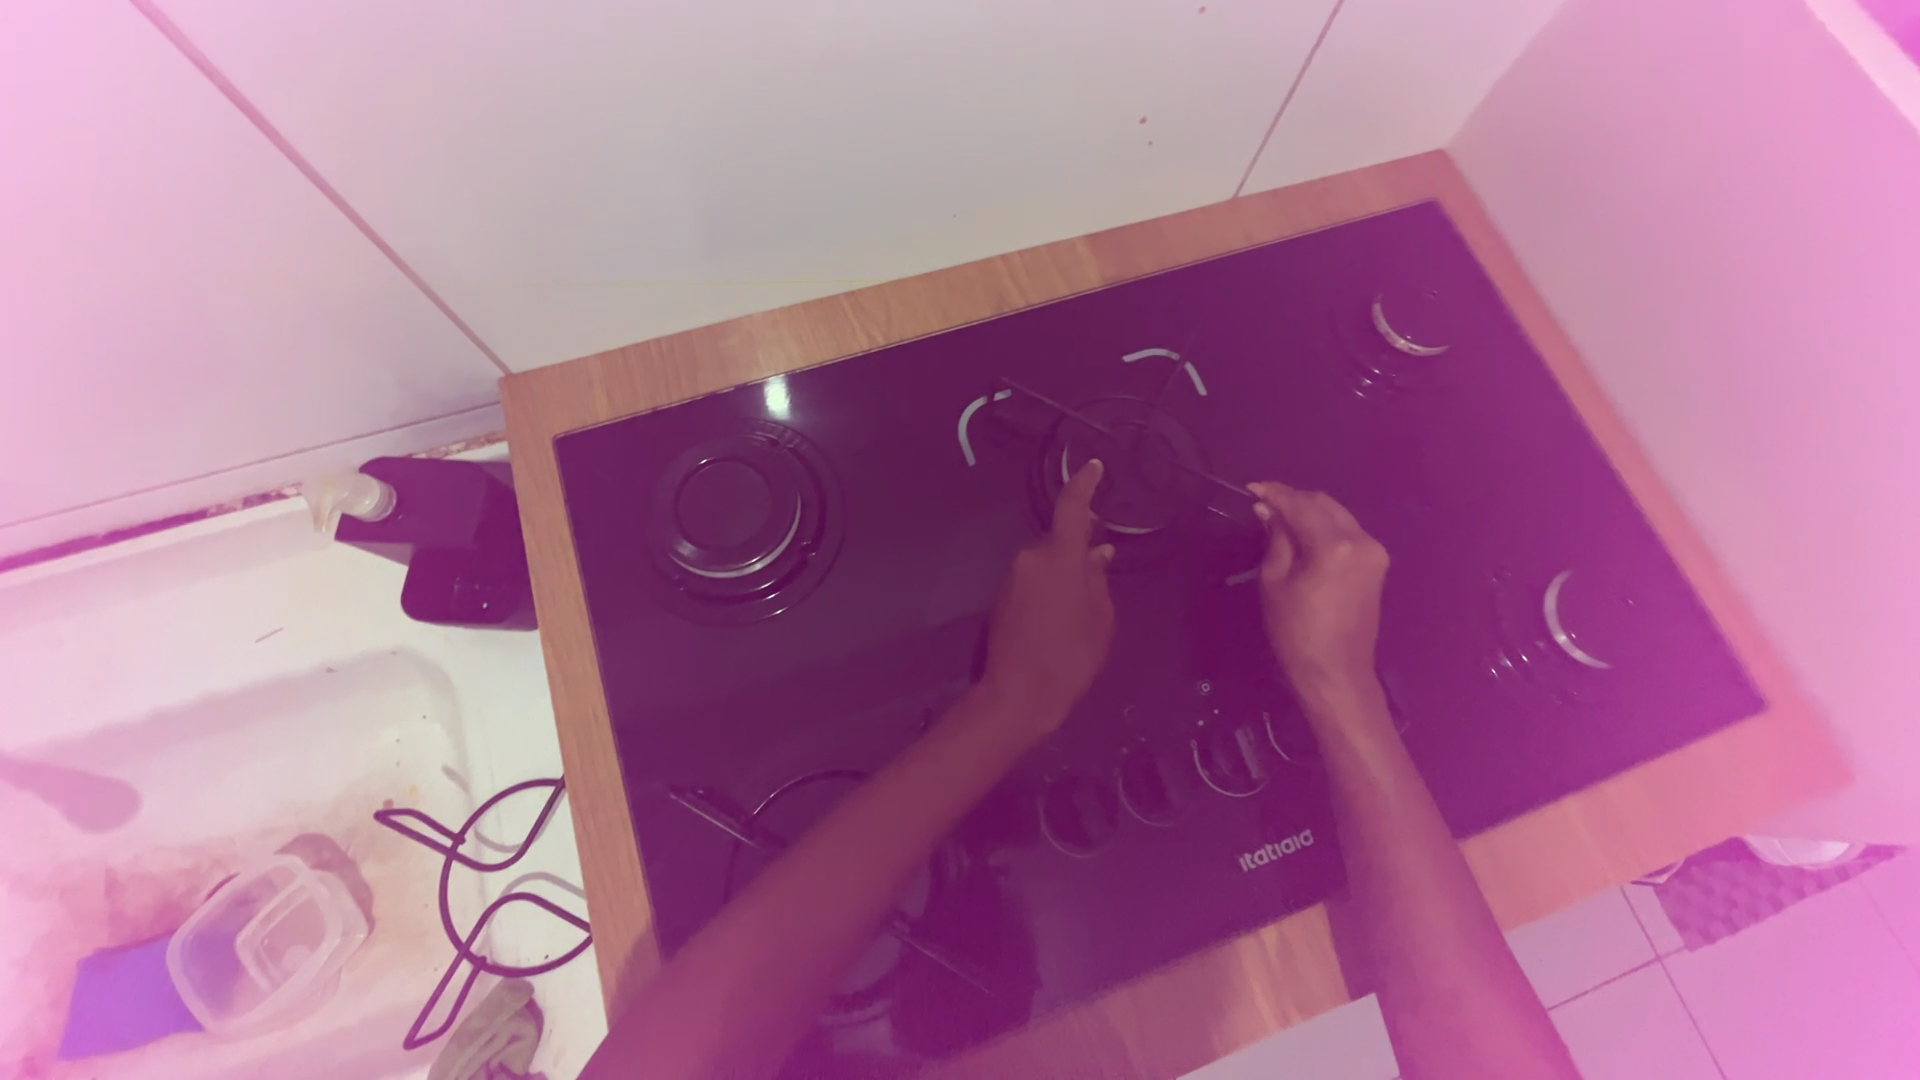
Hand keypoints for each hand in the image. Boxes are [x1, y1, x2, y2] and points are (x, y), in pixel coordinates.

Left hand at [979, 459, 1116, 735]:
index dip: (1083, 485)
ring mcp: (1012, 579)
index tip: (1093, 467)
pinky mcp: (1002, 599)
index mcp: (1059, 558)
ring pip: (1045, 563)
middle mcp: (1030, 559)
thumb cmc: (1070, 658)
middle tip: (1100, 561)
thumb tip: (1097, 553)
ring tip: (1082, 603)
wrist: (1018, 695)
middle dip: (1078, 547)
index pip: (1072, 508)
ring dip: (1063, 572)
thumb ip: (1098, 580)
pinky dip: (1048, 588)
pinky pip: (1032, 581)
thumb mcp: (1100, 620)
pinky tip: (1061, 615)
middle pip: (1058, 541)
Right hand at [1248, 482, 1388, 705]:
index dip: (1275, 493)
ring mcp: (1374, 552)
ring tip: (1279, 519)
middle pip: (1323, 503)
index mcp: (1334, 545)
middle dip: (1293, 500)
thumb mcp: (1275, 581)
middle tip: (1263, 504)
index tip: (1252, 488)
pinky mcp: (1376, 564)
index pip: (1300, 505)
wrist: (1335, 672)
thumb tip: (1269, 510)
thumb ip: (1276, 538)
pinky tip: (1302, 535)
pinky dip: (1323, 526)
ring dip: (1309, 512)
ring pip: (1337, 515)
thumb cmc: (1296, 631)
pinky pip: (1346, 532)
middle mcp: (1361, 540)